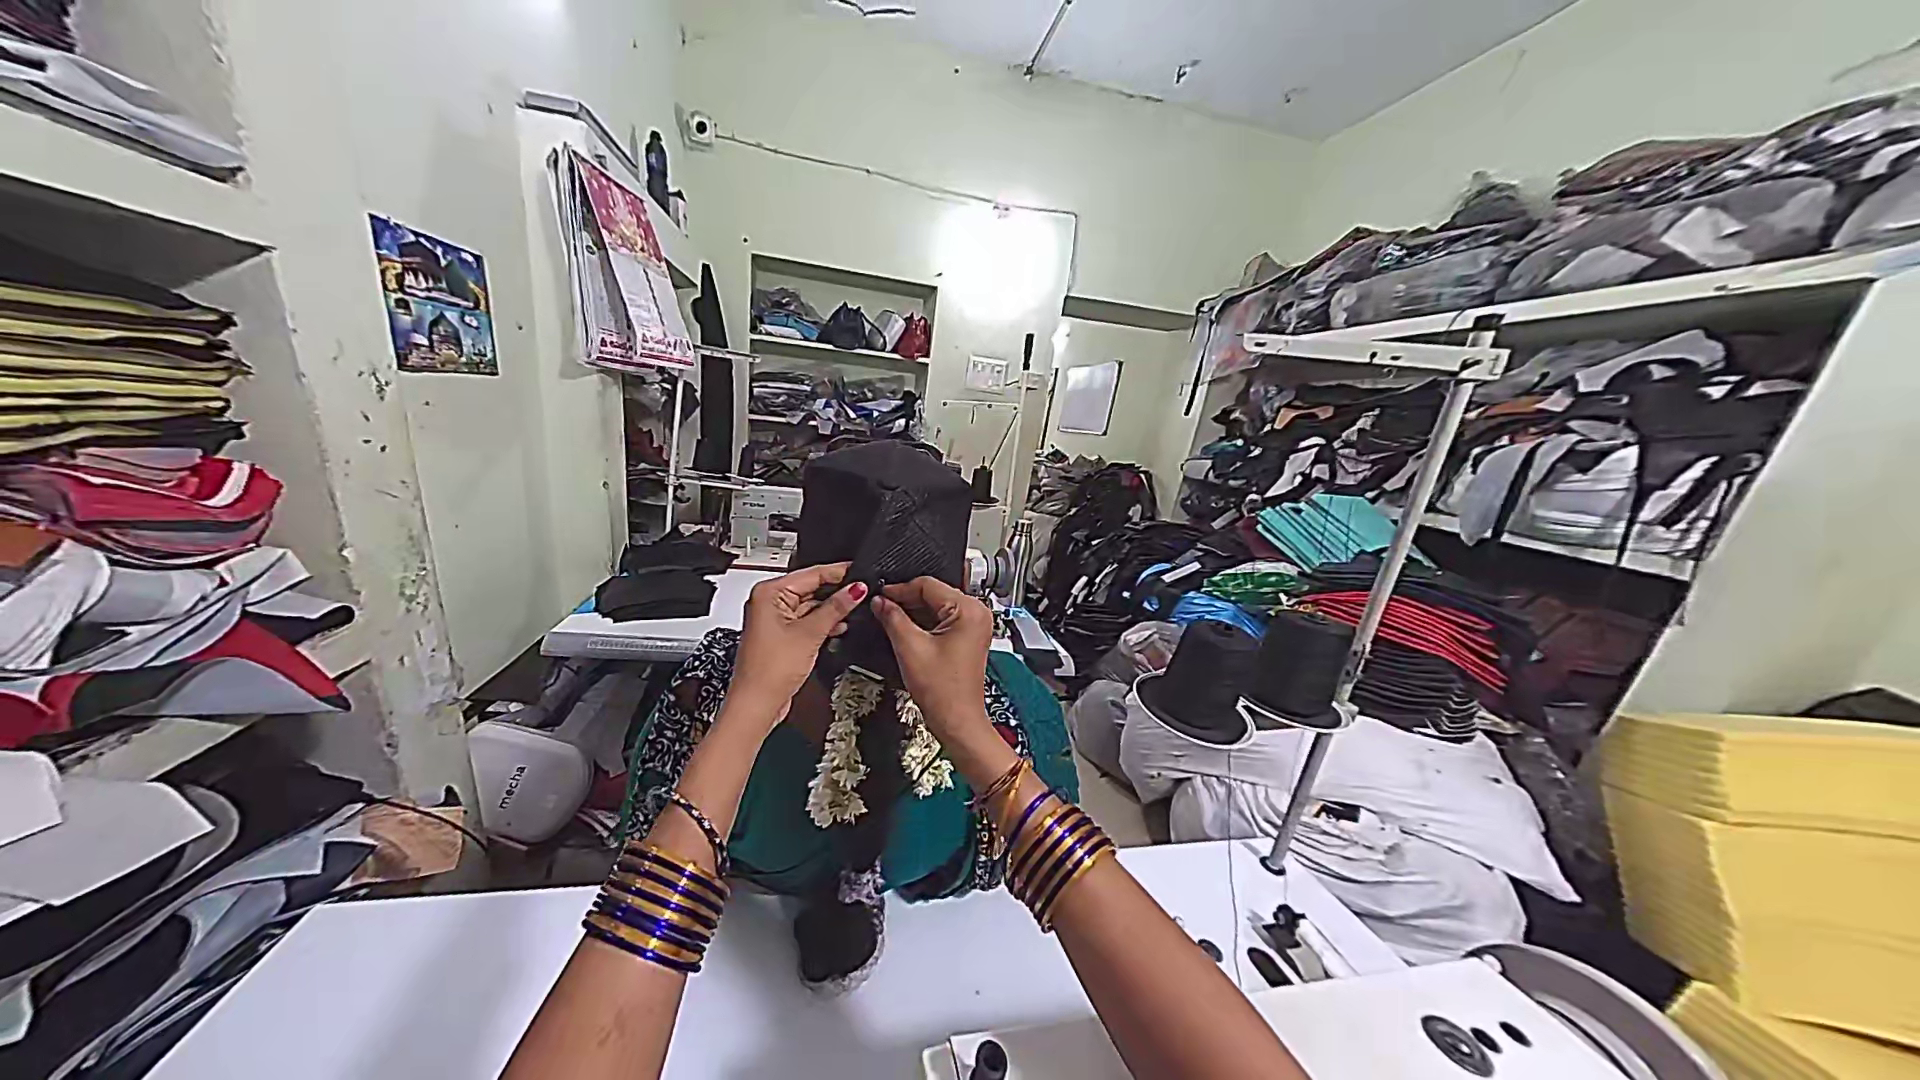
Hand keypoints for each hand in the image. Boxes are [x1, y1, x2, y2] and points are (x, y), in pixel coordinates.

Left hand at [730, 562, 865, 724]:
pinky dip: (823, 622)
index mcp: (769, 593)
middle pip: (811, 587)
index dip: (839, 572)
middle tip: (862, 591)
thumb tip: (855, 589)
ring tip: (854, 609)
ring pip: (810, 604)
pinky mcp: (781, 635)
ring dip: (831, 609)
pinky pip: (806, 620)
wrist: (757, 704)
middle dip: (836, 591)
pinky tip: (839, 626)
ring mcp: (774, 619)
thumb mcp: (810, 633)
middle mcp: (768, 602)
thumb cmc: (768, 672)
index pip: (811, 573)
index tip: (860, 572)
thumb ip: (836, 608)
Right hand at [871, 577, 994, 746]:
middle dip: (906, 600)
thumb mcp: (910, 648)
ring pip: (936, 605)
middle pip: (933, 593)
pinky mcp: (968, 635)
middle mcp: (977, 613)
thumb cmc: (944, 692)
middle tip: (881, 607)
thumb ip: (892, 618)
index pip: (928, 584)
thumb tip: (880, 601)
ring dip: (913, 611)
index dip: (899, 589)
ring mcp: (974, 624)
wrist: (957, 720)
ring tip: (890, 618)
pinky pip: (943, 618)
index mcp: (969, 610)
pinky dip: (923, 622)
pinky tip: (906, 629)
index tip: (880, 595)